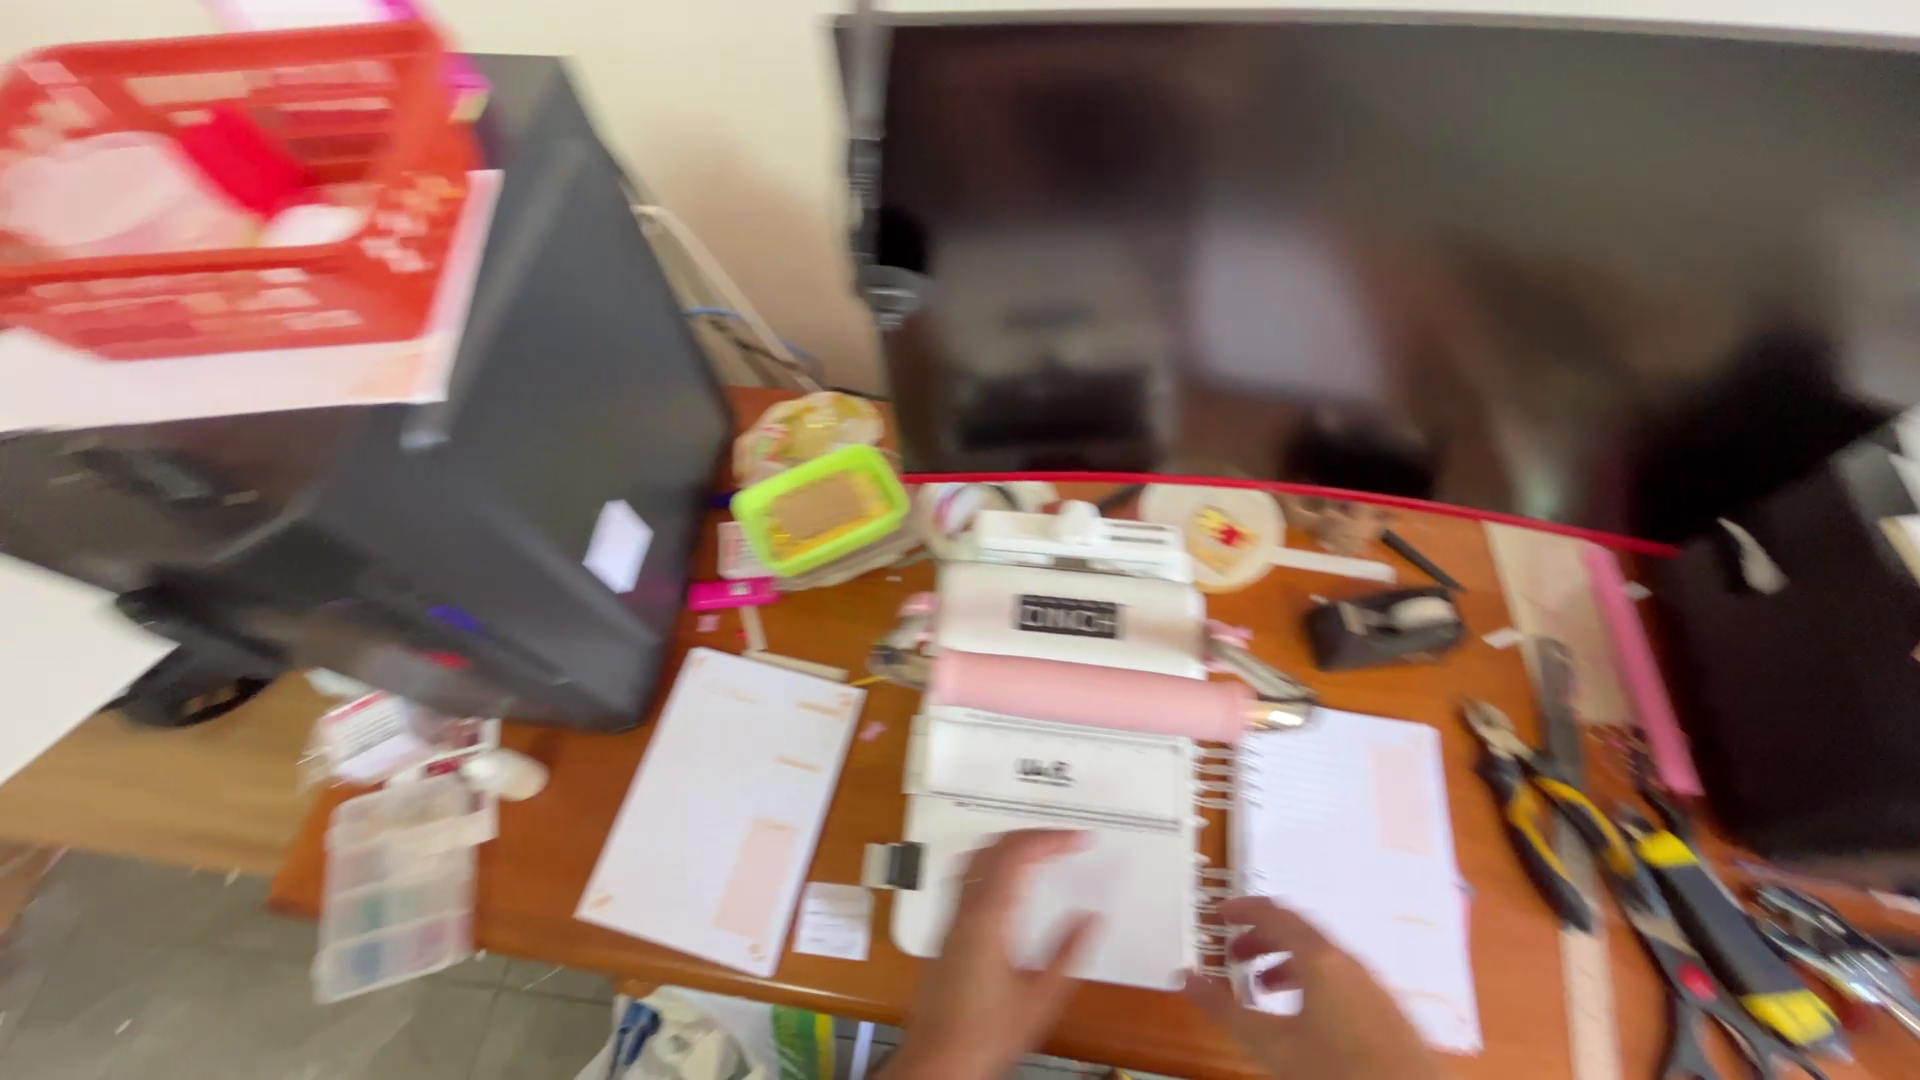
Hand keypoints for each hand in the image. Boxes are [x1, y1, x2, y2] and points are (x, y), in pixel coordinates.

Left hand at [883, 829, 1101, 1079]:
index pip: (1019, 854)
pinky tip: (1009, 881)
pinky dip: (993, 861)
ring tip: (1041, 851)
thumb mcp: (1040, 1001)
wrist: (935, 1063)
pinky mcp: (945, 930)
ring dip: (1009, 844)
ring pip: (976, 857)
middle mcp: (965, 908)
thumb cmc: (986, 1036)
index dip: (1051, 838)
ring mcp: (951, 917)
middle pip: (995, 846)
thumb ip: (1067, 954)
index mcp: (989, 917)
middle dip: (1032, 835)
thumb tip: (1091, 918)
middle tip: (1065, 841)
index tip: (1081, 839)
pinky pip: (967, 875)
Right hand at [1184, 896, 1441, 1079]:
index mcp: (1318, 958)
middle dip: (1260, 936)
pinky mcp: (1388, 1009)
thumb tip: (1186, 977)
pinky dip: (1311, 978)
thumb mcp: (1270, 1045)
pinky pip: (1340, 975)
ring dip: (1284, 960)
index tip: (1218, 915)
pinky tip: (1304, 1015)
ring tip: (1262, 989)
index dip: (1242, 909)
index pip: (1274, 913)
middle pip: (1297, 930)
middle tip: (1232, 955)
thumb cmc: (1335, 1071)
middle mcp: (1347, 960)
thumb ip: (1223, 1009)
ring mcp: (1373, 983)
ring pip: (1321, 955)